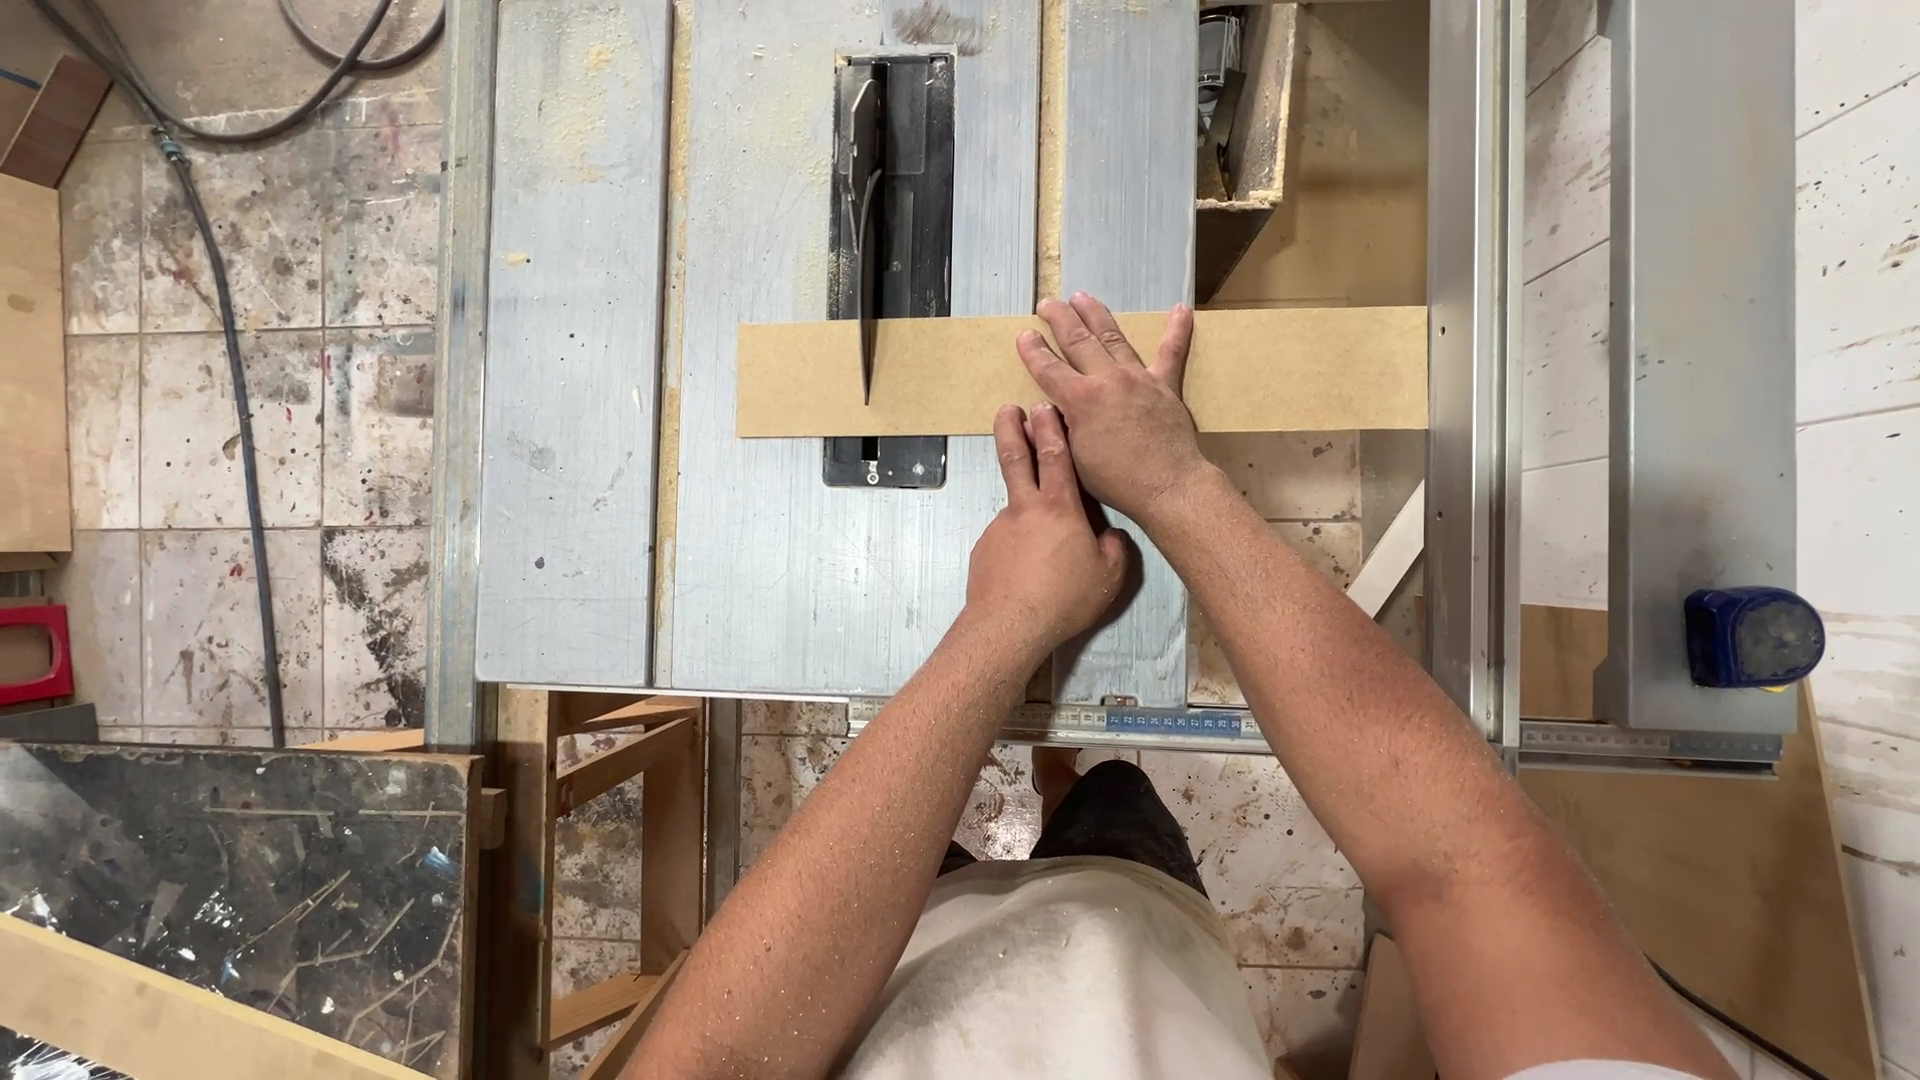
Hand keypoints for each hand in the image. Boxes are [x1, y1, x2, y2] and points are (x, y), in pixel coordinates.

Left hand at [964, 402, 1128, 657]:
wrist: (1009, 626)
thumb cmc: (1064, 598)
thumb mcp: (1108, 576)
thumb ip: (1114, 548)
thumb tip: (1112, 536)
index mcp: (1059, 507)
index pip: (1055, 454)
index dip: (1052, 427)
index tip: (1045, 405)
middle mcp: (1025, 508)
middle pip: (1015, 458)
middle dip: (1011, 429)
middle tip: (1008, 409)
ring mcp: (1000, 527)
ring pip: (1015, 507)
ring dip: (1025, 509)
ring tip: (1042, 545)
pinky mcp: (985, 549)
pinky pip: (1006, 539)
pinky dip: (1016, 544)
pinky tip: (1025, 569)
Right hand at [1016, 293, 1210, 526]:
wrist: (1167, 486)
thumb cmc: (1116, 480)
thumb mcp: (1073, 456)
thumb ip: (1060, 426)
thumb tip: (1049, 408)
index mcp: (1080, 399)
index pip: (1048, 368)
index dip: (1033, 350)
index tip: (1024, 335)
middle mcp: (1108, 379)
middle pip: (1078, 340)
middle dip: (1059, 318)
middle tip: (1047, 303)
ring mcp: (1139, 378)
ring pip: (1113, 337)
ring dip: (1095, 314)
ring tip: (1082, 297)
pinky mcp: (1166, 385)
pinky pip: (1172, 351)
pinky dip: (1177, 329)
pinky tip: (1180, 309)